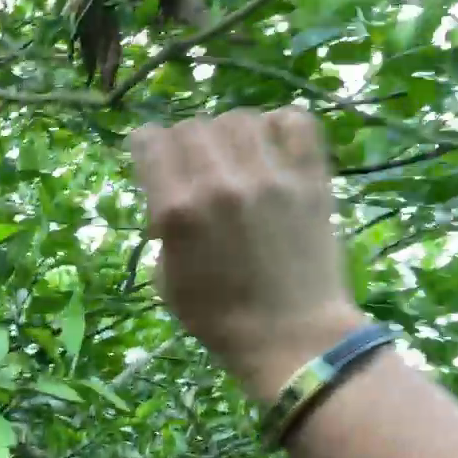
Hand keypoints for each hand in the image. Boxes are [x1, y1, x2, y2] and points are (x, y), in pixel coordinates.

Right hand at [127, 108, 365, 400]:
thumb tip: (170, 200)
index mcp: (177, 210)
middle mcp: (220, 184)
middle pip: (191, 126)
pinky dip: (278, 127)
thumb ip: (162, 229)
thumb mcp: (165, 279)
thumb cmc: (219, 318)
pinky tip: (271, 149)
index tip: (152, 160)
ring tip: (233, 159)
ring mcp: (270, 178)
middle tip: (193, 170)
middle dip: (182, 145)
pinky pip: (295, 122)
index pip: (150, 140)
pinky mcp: (311, 180)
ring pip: (238, 119)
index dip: (145, 147)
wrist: (293, 339)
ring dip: (227, 135)